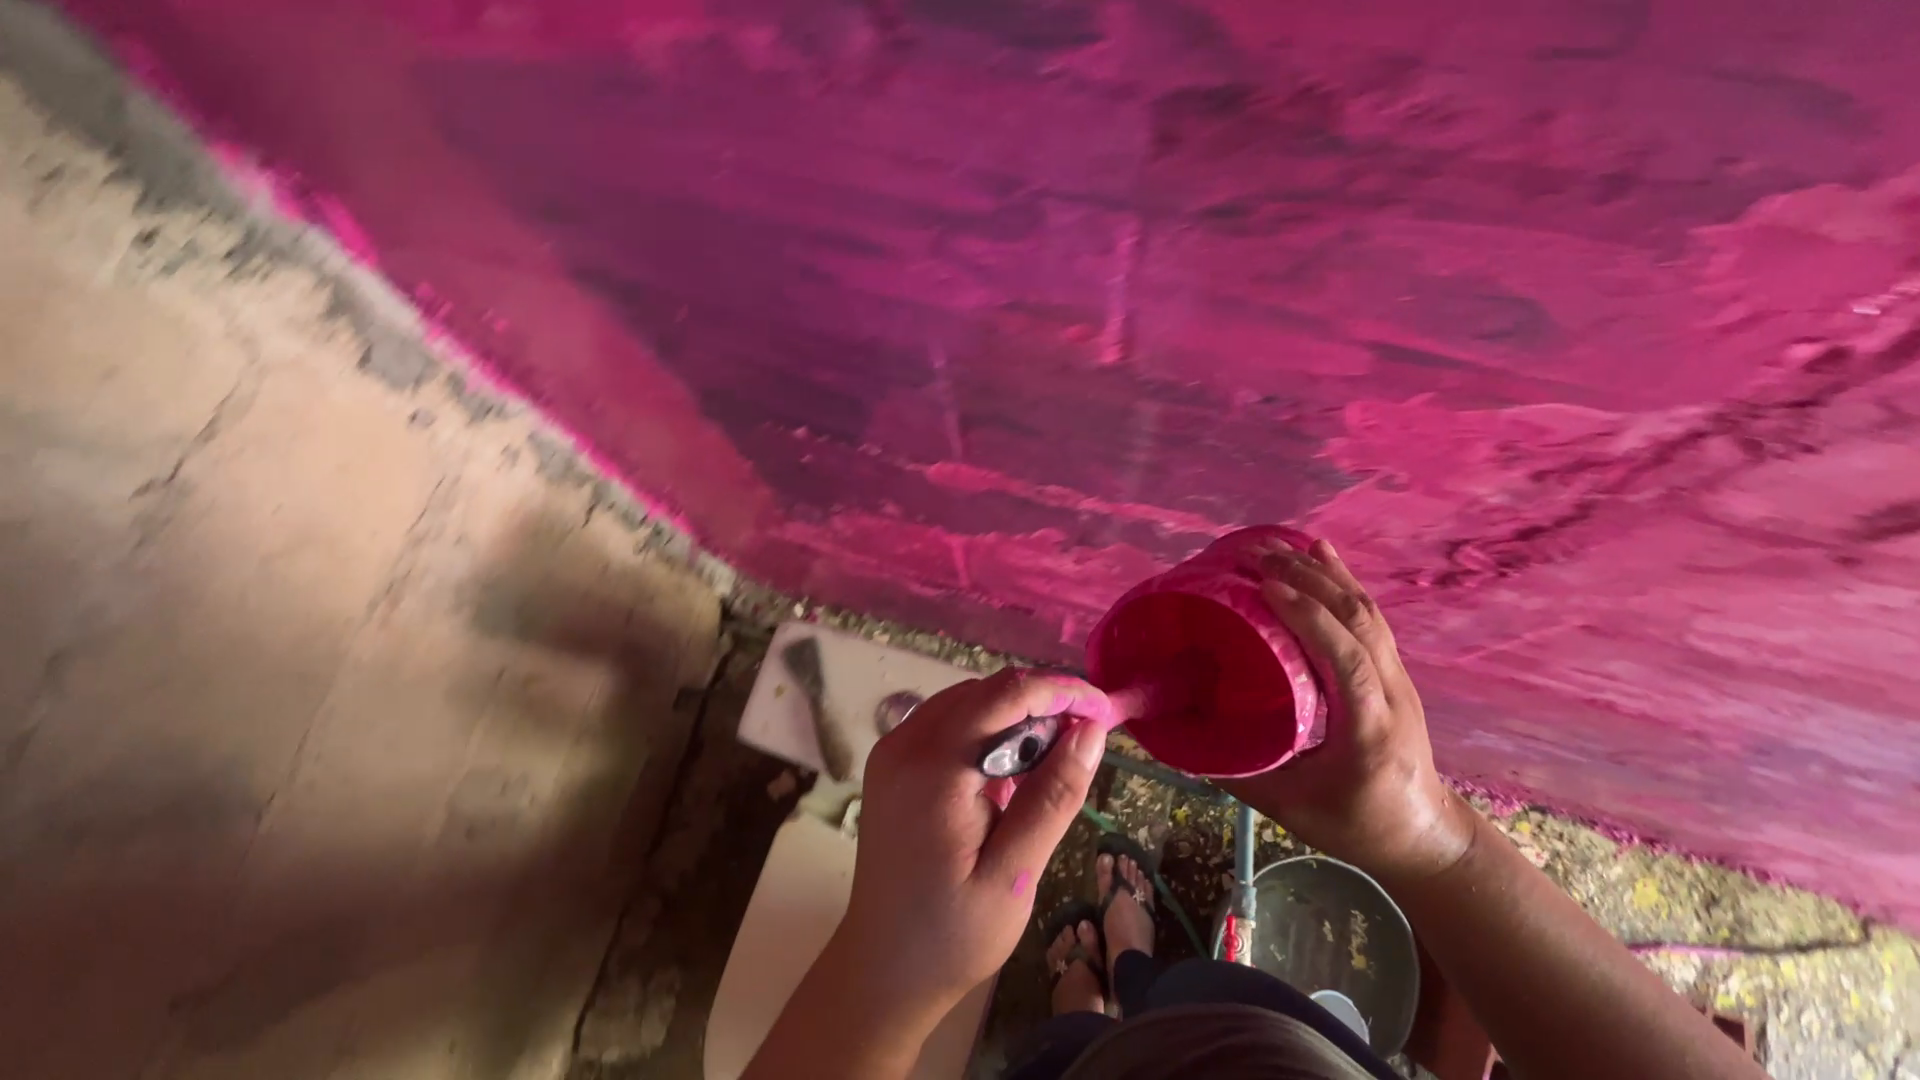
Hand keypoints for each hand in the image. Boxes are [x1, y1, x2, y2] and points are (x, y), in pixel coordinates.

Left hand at [832, 668, 1117, 1018]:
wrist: (883, 968)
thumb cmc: (951, 934)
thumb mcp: (1013, 874)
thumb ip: (1052, 798)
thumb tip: (1091, 732)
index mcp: (932, 768)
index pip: (1006, 695)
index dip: (1062, 691)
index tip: (1107, 711)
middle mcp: (905, 744)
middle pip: (986, 691)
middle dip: (1043, 700)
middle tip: (1090, 735)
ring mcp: (893, 751)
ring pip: (968, 701)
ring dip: (1016, 713)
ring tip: (1058, 753)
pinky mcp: (893, 764)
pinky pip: (949, 723)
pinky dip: (988, 729)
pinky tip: (1013, 766)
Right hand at [1219, 538, 1474, 884]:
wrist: (1424, 834)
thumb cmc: (1354, 824)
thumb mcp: (1289, 808)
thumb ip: (1235, 771)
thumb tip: (1176, 735)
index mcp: (1369, 728)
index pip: (1347, 660)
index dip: (1309, 619)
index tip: (1265, 588)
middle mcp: (1392, 692)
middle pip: (1359, 621)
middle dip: (1308, 580)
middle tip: (1253, 555)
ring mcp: (1400, 678)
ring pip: (1367, 611)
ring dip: (1322, 573)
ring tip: (1277, 546)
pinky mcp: (1395, 671)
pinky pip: (1370, 616)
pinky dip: (1342, 580)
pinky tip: (1320, 553)